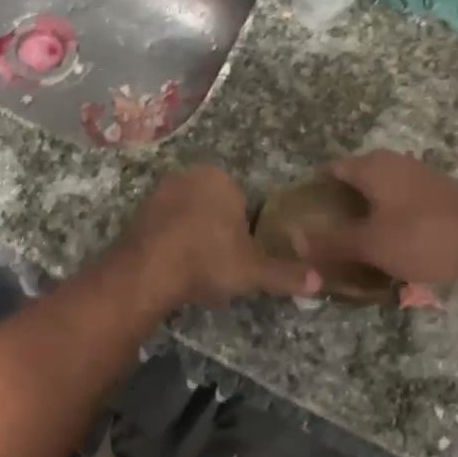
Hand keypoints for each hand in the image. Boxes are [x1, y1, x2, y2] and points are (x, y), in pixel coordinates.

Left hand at [119, 166, 321, 306]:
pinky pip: (163, 227)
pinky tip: (172, 267)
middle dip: (217, 231)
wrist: (147, 269)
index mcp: (220, 179)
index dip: (244, 230)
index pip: (242, 202)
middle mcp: (188, 176)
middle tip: (219, 266)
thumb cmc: (208, 260)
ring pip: (186, 216)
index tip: (240, 256)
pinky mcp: (137, 212)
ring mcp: (158, 192)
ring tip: (194, 270)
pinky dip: (169, 243)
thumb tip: (320, 281)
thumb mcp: (253, 271)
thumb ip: (285, 274)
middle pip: (212, 206)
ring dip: (191, 237)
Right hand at [295, 150, 457, 292]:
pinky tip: (393, 246)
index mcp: (371, 166)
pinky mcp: (442, 194)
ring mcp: (420, 176)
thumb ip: (331, 241)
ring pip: (381, 193)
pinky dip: (391, 220)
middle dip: (339, 207)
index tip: (301, 219)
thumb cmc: (425, 236)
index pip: (329, 170)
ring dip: (366, 215)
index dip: (312, 192)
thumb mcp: (370, 243)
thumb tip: (295, 240)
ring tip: (356, 246)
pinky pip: (403, 204)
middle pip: (355, 180)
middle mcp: (394, 162)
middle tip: (325, 238)